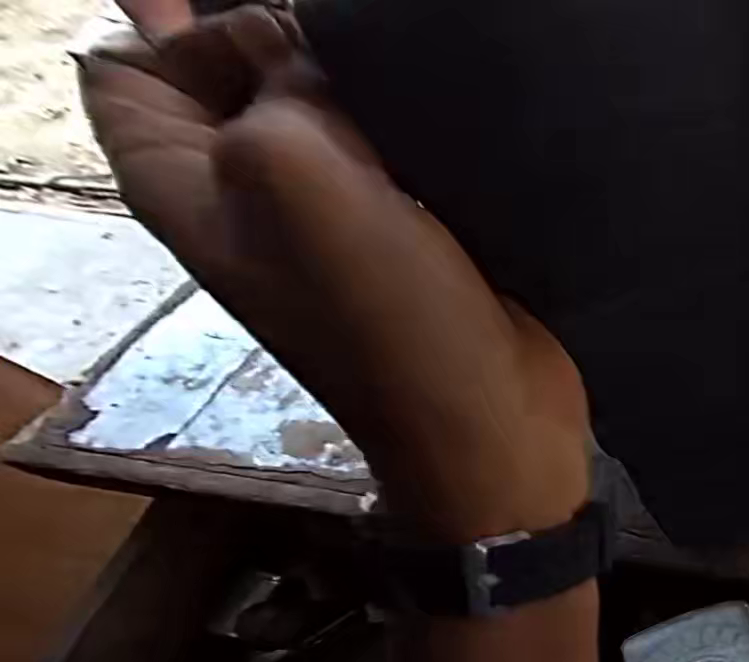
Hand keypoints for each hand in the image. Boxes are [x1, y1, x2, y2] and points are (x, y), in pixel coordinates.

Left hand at [78, 0, 589, 540]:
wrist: (497, 421)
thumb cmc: (392, 320)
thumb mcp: (300, 179)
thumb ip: (287, 91)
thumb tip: (331, 75)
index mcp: (189, 185)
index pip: (136, 64)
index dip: (203, 32)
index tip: (306, 48)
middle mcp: (266, 208)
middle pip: (258, 99)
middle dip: (316, 74)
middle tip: (386, 84)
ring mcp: (359, 243)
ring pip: (356, 144)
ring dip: (396, 123)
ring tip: (443, 121)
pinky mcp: (436, 264)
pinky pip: (423, 189)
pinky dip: (447, 167)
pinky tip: (480, 167)